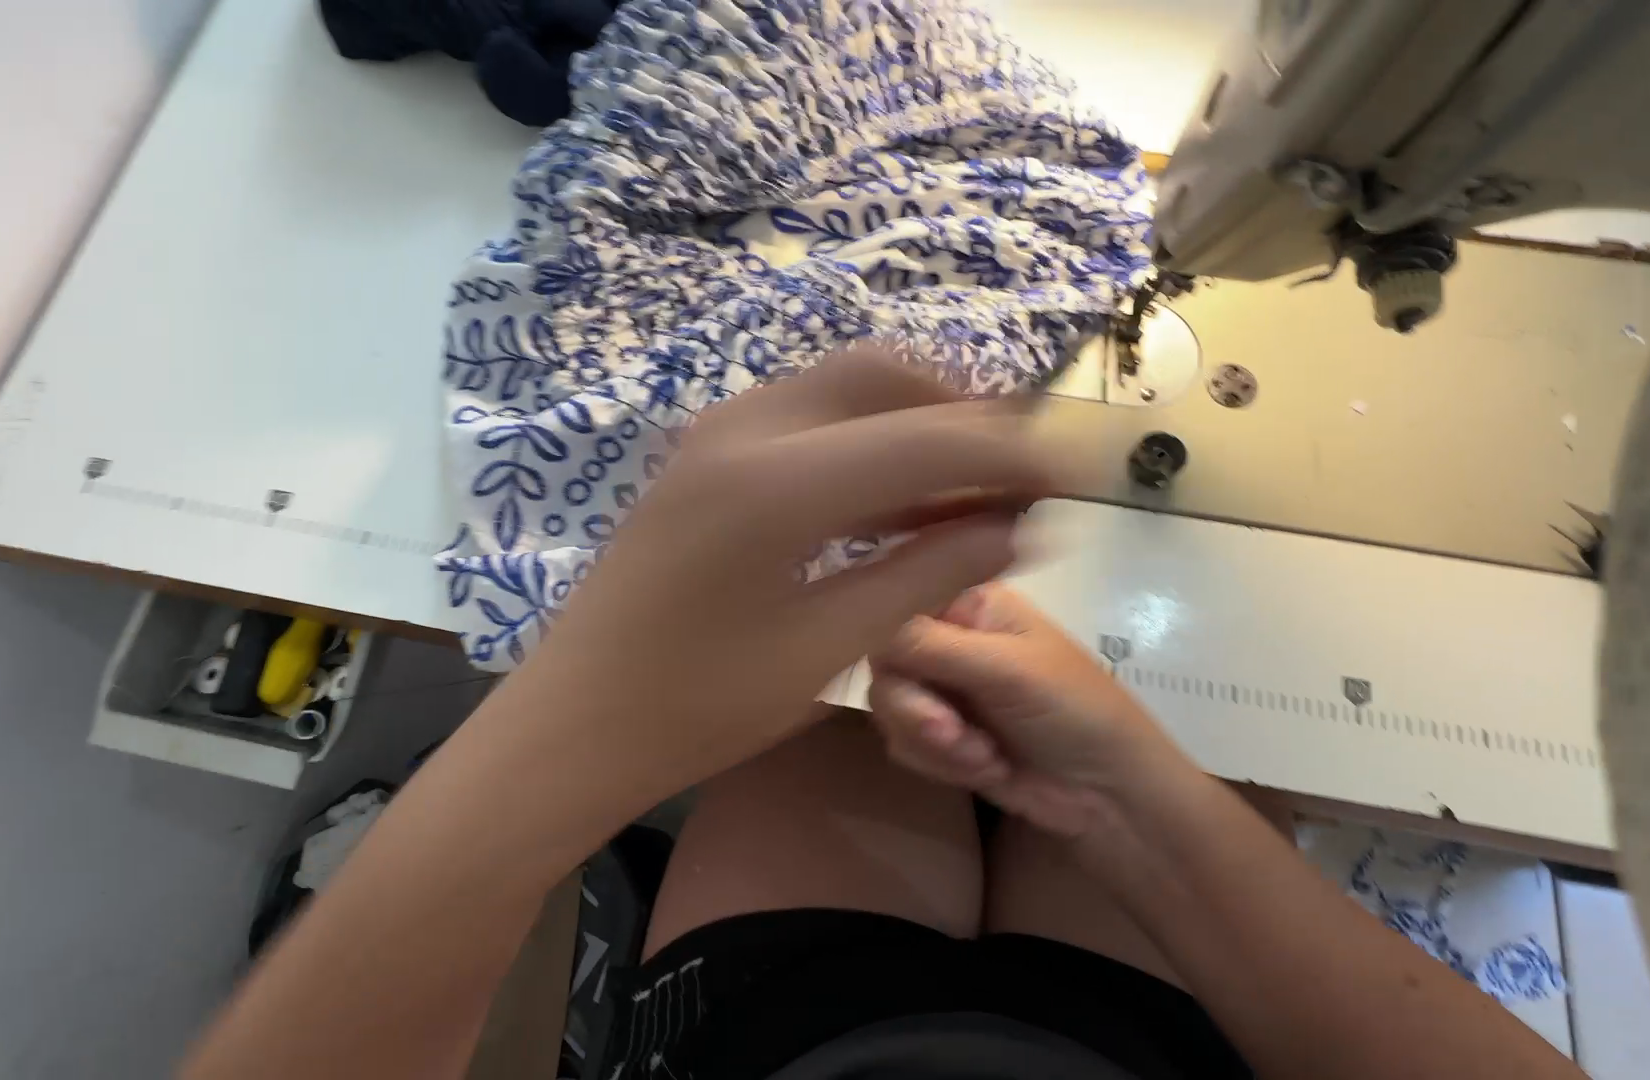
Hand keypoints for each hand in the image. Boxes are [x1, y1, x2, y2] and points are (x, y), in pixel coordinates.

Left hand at [505, 350, 1052, 805]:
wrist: (576, 721)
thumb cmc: (698, 707)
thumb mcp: (829, 645)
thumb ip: (931, 572)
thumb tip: (1016, 524)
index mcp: (778, 479)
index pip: (929, 435)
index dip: (1013, 454)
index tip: (1073, 478)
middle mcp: (745, 427)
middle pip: (885, 376)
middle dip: (964, 415)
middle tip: (1017, 478)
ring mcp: (714, 433)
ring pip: (841, 386)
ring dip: (913, 421)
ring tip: (967, 487)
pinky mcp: (701, 455)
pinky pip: (802, 418)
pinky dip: (861, 439)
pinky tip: (893, 494)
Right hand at [867, 584, 1192, 838]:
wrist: (1110, 797)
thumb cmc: (1075, 712)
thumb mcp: (1006, 668)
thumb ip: (930, 644)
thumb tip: (860, 624)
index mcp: (968, 603)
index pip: (898, 598)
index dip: (886, 629)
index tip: (902, 667)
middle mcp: (946, 638)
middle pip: (883, 659)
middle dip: (916, 706)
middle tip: (951, 731)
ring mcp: (941, 687)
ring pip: (887, 704)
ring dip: (932, 740)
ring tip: (984, 757)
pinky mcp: (938, 735)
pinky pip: (900, 741)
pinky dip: (937, 761)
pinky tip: (986, 768)